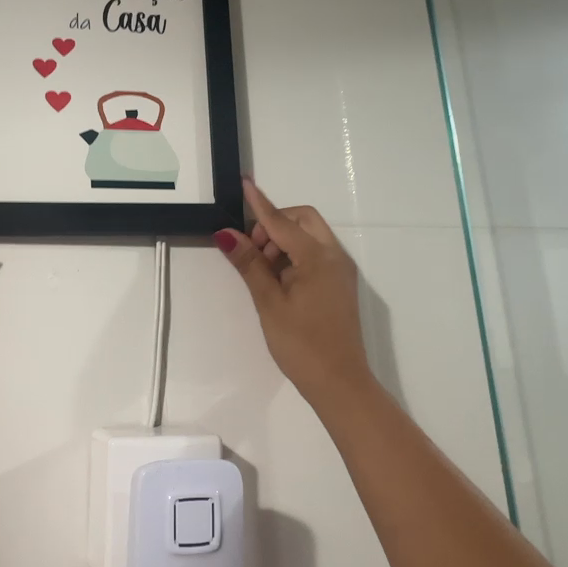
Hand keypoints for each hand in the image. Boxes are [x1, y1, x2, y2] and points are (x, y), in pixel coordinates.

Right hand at [214, 179, 375, 407]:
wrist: (340, 383)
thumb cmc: (302, 344)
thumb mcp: (270, 303)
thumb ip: (249, 264)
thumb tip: (227, 234)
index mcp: (318, 257)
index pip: (281, 222)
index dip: (259, 204)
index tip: (244, 182)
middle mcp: (334, 256)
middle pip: (302, 220)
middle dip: (274, 225)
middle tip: (253, 253)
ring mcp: (340, 270)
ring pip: (310, 236)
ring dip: (284, 242)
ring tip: (264, 273)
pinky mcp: (340, 284)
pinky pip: (316, 254)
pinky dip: (295, 255)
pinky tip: (279, 280)